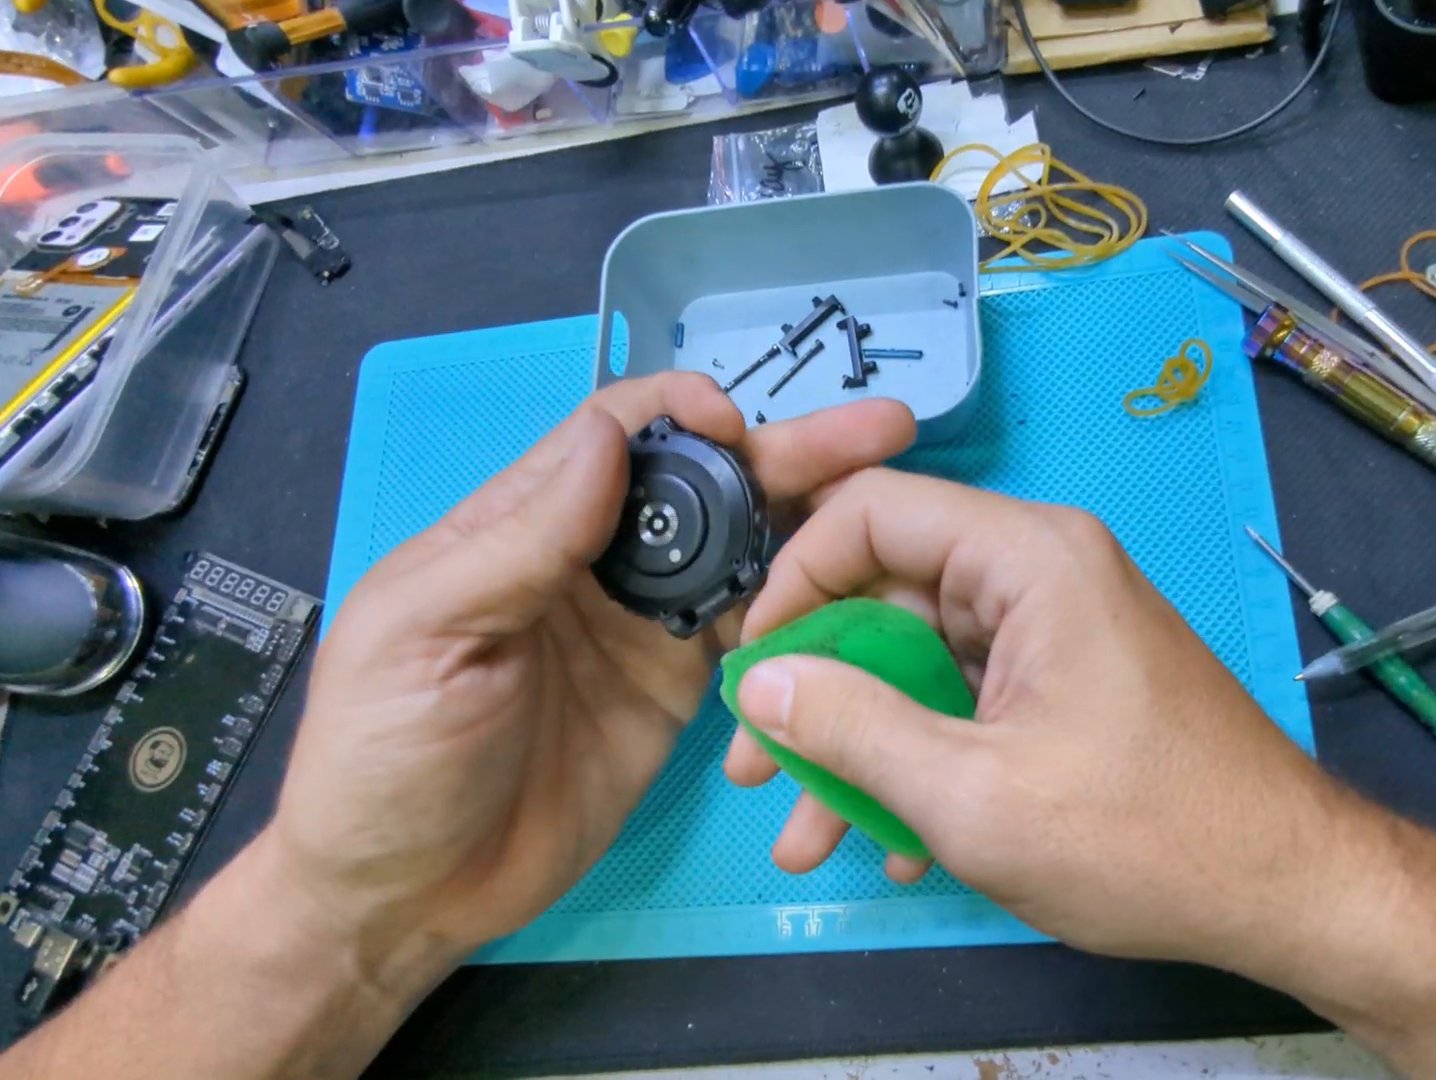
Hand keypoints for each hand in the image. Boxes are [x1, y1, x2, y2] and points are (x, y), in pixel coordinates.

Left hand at [260, 375, 915, 989]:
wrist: (421, 889)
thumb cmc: (391, 753)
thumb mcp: (425, 632)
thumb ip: (519, 538)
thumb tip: (607, 437)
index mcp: (532, 522)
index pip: (619, 432)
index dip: (682, 411)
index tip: (737, 423)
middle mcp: (607, 555)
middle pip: (712, 480)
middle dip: (793, 450)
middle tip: (885, 430)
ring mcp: (655, 616)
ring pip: (748, 544)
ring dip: (818, 516)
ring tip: (893, 497)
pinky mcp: (691, 675)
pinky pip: (758, 623)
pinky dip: (806, 602)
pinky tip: (858, 590)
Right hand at [722, 470, 1359, 969]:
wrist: (1286, 887)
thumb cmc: (1138, 836)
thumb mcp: (972, 796)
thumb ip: (852, 729)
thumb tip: (761, 682)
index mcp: (1026, 557)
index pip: (874, 513)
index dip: (797, 580)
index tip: (757, 667)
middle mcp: (1037, 570)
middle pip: (889, 597)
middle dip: (820, 689)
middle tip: (760, 772)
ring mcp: (1050, 627)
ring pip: (919, 662)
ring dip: (861, 744)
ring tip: (808, 835)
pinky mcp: (1060, 678)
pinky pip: (964, 696)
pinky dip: (922, 757)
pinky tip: (893, 839)